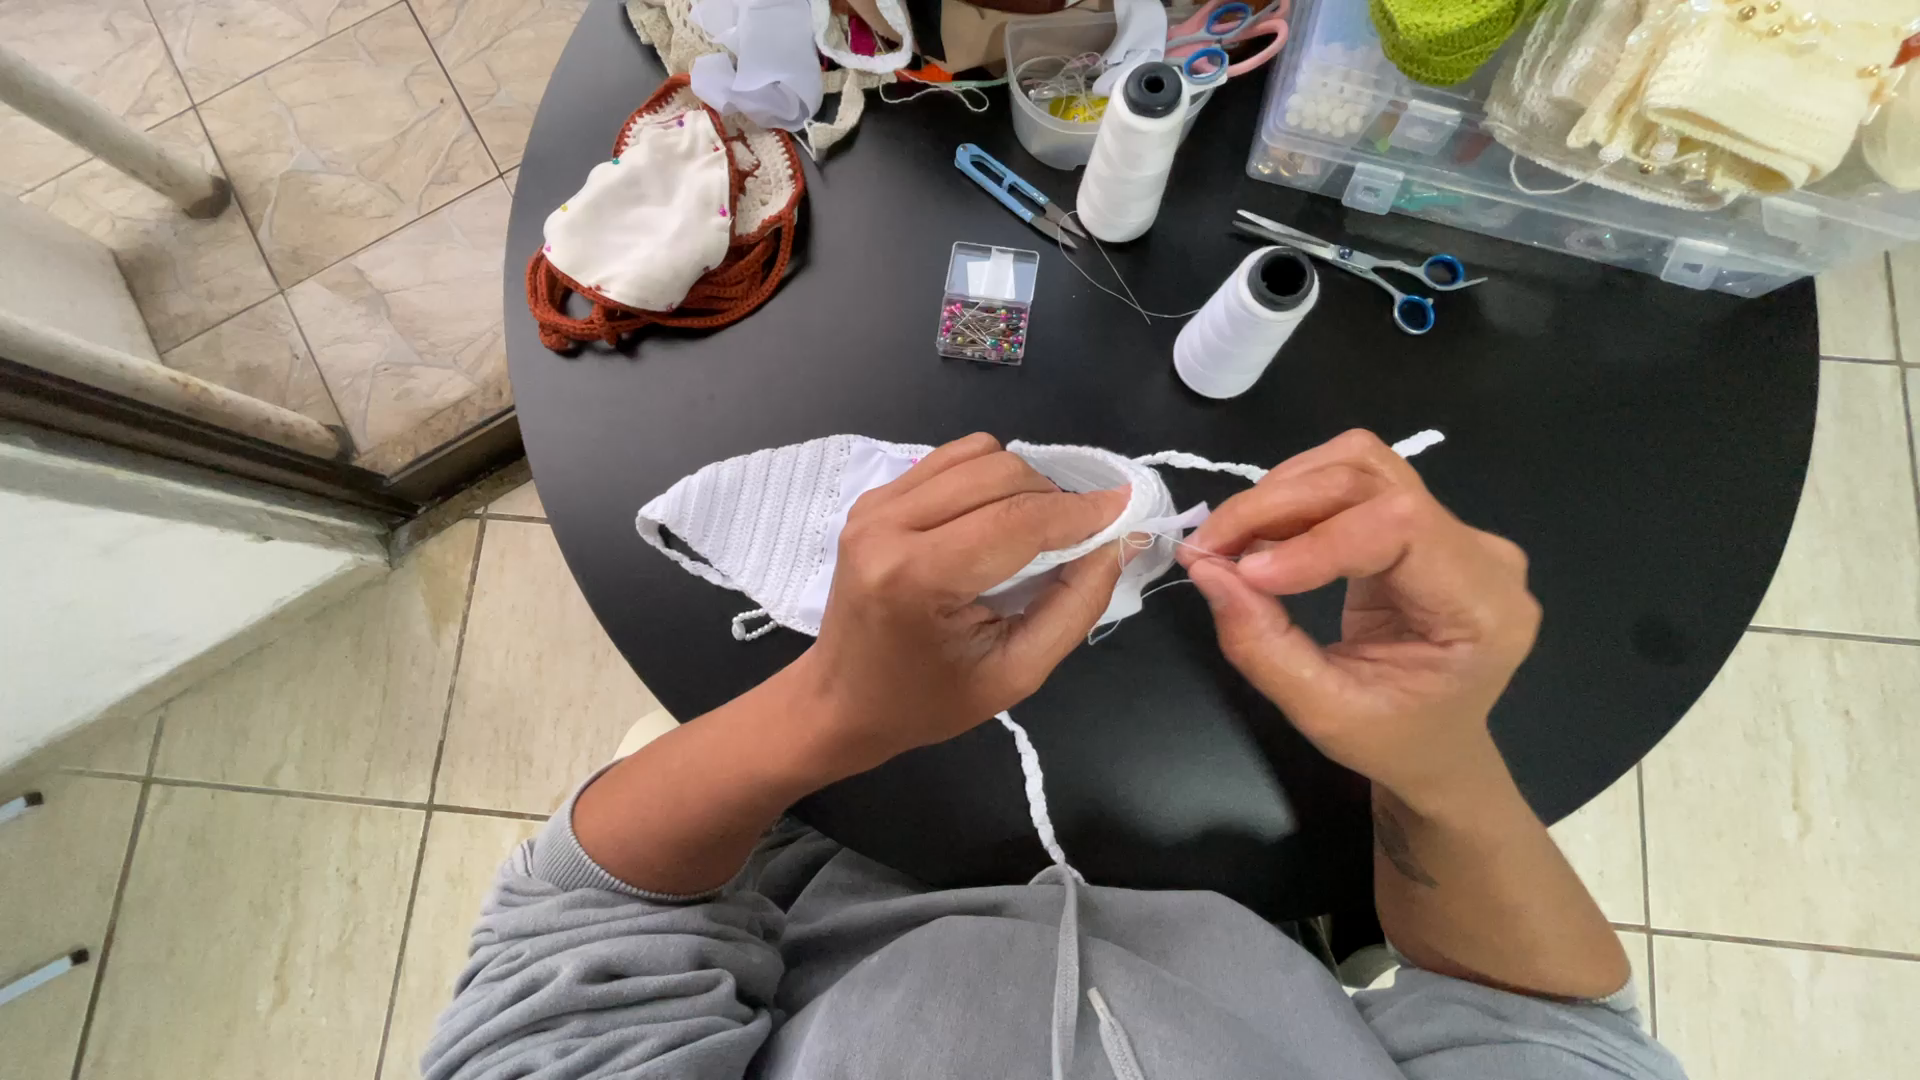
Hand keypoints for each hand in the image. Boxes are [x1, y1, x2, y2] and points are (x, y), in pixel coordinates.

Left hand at [789, 433, 1126, 773]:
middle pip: (1001, 473)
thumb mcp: (1016, 673)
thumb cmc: (927, 701)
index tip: (1127, 510)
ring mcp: (875, 504)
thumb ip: (1075, 605)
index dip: (1082, 512)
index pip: (1018, 520)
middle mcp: (888, 524)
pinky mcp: (873, 497)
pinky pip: (950, 460)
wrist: (841, 700)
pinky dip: (988, 479)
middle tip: (1075, 539)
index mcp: (917, 577)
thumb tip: (1122, 541)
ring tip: (1034, 530)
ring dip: (1023, 484)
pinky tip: (993, 519)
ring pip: (978, 454)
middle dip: (1055, 499)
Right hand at [1178, 430, 1539, 814]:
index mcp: (1482, 607)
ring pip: (1354, 463)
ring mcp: (1451, 529)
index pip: (1401, 525)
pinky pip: (1347, 481)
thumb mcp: (1320, 711)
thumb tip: (1206, 568)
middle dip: (1274, 503)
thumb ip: (1261, 643)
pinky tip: (1259, 537)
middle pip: (1368, 477)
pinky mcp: (1415, 522)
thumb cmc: (1391, 740)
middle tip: (1207, 546)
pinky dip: (1289, 497)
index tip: (1240, 572)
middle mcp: (1478, 550)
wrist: (1435, 748)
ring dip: (1279, 493)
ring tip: (1230, 540)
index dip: (1312, 539)